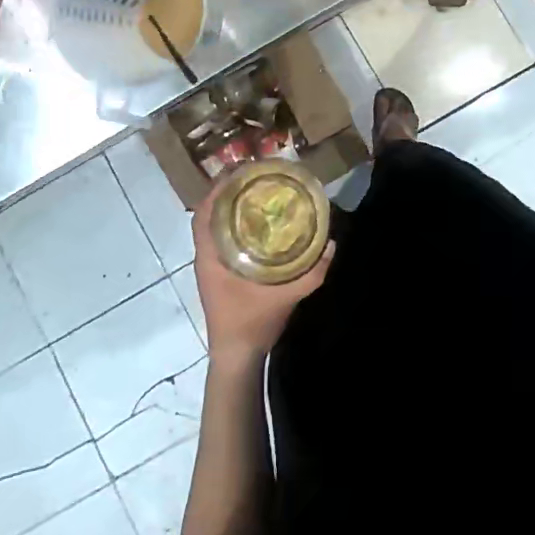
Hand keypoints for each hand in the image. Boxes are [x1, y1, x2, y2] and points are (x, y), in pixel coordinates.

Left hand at [190, 182, 334, 365]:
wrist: (236, 359)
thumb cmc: (251, 325)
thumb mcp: (283, 299)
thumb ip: (310, 275)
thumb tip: (331, 246)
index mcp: (209, 257)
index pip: (203, 215)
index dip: (214, 193)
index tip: (232, 175)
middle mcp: (204, 258)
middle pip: (207, 218)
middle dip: (223, 197)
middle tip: (247, 182)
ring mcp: (209, 267)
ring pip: (212, 231)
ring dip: (226, 213)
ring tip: (250, 197)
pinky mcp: (217, 276)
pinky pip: (220, 243)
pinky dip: (231, 230)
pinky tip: (253, 228)